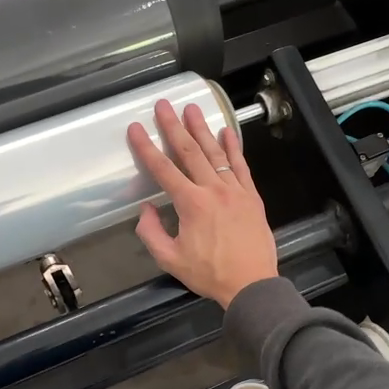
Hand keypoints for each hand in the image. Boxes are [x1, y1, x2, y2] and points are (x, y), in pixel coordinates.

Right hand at [127, 99, 278, 307]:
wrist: (251, 284)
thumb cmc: (209, 274)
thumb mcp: (170, 260)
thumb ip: (152, 233)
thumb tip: (146, 210)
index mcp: (191, 204)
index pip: (163, 170)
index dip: (147, 148)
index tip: (136, 128)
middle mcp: (213, 190)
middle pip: (190, 152)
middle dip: (174, 127)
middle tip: (163, 105)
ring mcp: (235, 191)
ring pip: (216, 153)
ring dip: (202, 129)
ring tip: (192, 109)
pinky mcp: (251, 197)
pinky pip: (241, 166)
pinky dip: (234, 147)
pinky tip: (227, 131)